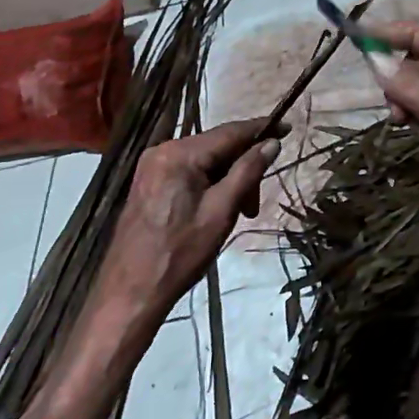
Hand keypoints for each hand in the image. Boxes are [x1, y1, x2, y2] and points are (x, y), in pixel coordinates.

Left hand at [20, 119, 281, 418]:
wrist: (131, 291)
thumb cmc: (179, 253)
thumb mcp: (221, 212)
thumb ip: (247, 172)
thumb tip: (271, 142)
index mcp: (179, 154)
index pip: (229, 132)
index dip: (261, 129)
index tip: (288, 127)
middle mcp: (162, 150)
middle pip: (216, 146)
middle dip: (243, 168)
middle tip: (254, 206)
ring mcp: (151, 166)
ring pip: (203, 160)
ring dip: (227, 180)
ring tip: (239, 213)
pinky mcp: (148, 182)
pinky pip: (188, 171)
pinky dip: (209, 185)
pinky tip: (218, 208)